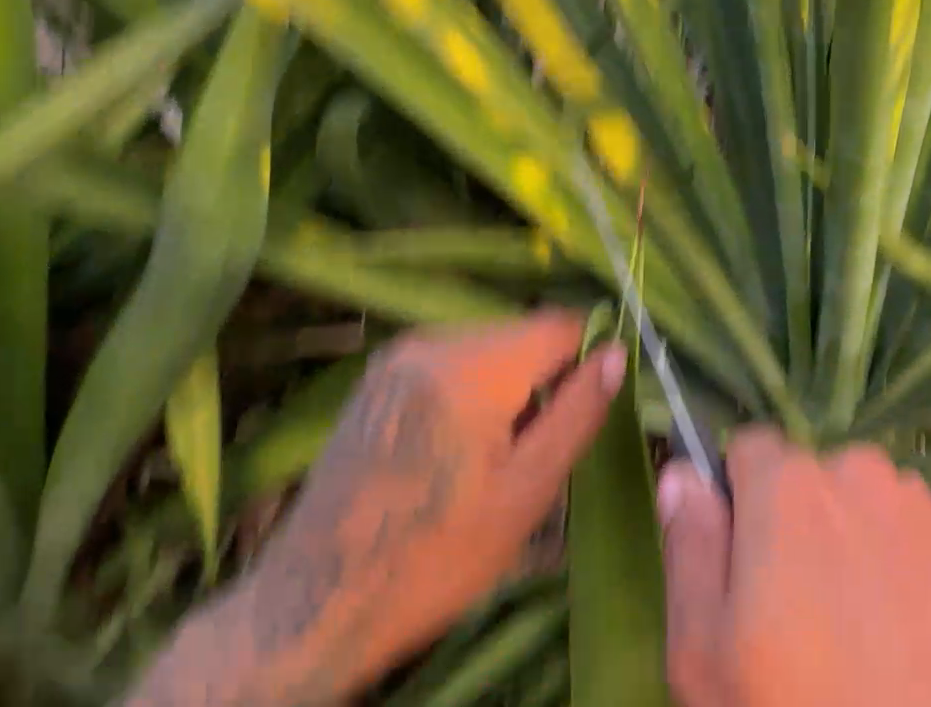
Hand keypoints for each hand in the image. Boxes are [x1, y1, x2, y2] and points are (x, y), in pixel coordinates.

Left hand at [125, 311, 623, 706]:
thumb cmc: (437, 557)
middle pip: (526, 333)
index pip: (561, 325)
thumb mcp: (528, 491)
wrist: (313, 606)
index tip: (592, 406)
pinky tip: (465, 446)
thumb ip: (578, 412)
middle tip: (543, 444)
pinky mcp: (379, 378)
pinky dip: (479, 388)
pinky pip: (457, 360)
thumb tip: (617, 352)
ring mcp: (397, 359)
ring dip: (516, 383)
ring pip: (494, 346)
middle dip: (551, 375)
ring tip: (503, 452)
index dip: (591, 357)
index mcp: (471, 370)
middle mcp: (431, 345)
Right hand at [659, 430, 930, 706]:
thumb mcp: (705, 649)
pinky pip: (907, 528)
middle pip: (808, 476)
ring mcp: (918, 502)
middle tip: (792, 609)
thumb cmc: (799, 704)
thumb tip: (682, 475)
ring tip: (850, 623)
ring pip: (860, 500)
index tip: (739, 560)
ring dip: (847, 537)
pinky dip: (896, 558)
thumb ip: (689, 546)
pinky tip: (897, 625)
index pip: (748, 447)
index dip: (736, 499)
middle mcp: (860, 470)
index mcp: (789, 485)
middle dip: (793, 521)